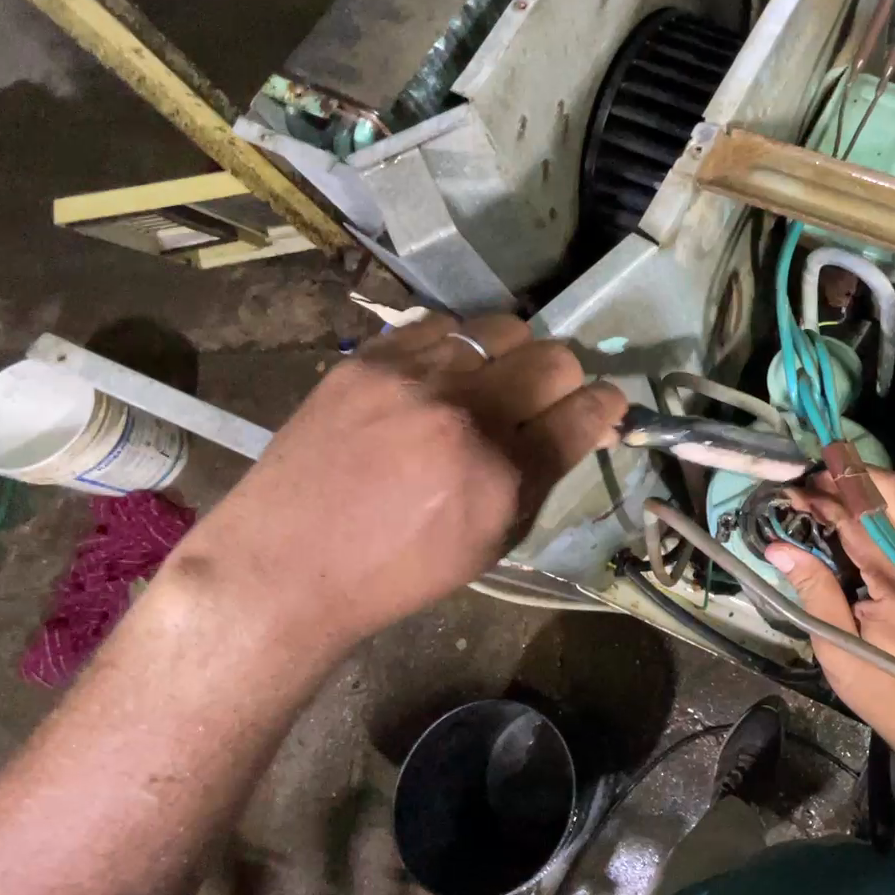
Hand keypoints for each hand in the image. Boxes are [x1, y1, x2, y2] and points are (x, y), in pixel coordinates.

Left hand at [164, 313, 626, 644]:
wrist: (287, 566)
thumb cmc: (401, 570)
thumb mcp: (494, 539)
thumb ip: (543, 475)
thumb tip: (580, 427)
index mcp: (504, 474)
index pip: (588, 411)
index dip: (607, 408)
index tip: (604, 408)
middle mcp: (466, 415)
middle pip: (556, 359)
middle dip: (565, 381)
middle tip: (544, 401)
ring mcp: (415, 379)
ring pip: (504, 328)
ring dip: (513, 356)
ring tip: (490, 382)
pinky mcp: (368, 359)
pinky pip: (443, 324)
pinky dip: (457, 348)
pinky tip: (441, 377)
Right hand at [763, 470, 894, 739]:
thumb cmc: (881, 684)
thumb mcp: (835, 644)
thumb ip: (812, 589)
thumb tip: (777, 548)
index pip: (860, 518)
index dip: (824, 499)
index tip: (793, 493)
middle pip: (894, 490)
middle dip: (850, 479)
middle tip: (813, 487)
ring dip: (865, 488)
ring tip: (827, 496)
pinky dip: (877, 506)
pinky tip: (850, 519)